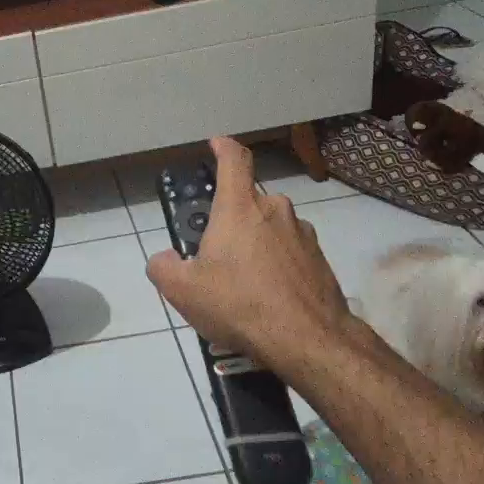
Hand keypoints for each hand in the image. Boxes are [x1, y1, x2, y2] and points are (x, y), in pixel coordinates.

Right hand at [146, 137, 351, 363]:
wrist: (308, 340)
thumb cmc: (240, 304)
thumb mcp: (183, 291)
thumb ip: (163, 267)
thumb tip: (164, 259)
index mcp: (240, 208)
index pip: (234, 161)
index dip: (223, 147)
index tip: (216, 143)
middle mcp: (275, 211)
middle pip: (249, 202)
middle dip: (231, 220)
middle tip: (216, 253)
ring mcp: (303, 235)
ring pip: (271, 229)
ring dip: (256, 245)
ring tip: (243, 284)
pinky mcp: (320, 260)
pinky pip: (290, 254)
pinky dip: (277, 267)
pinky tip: (268, 298)